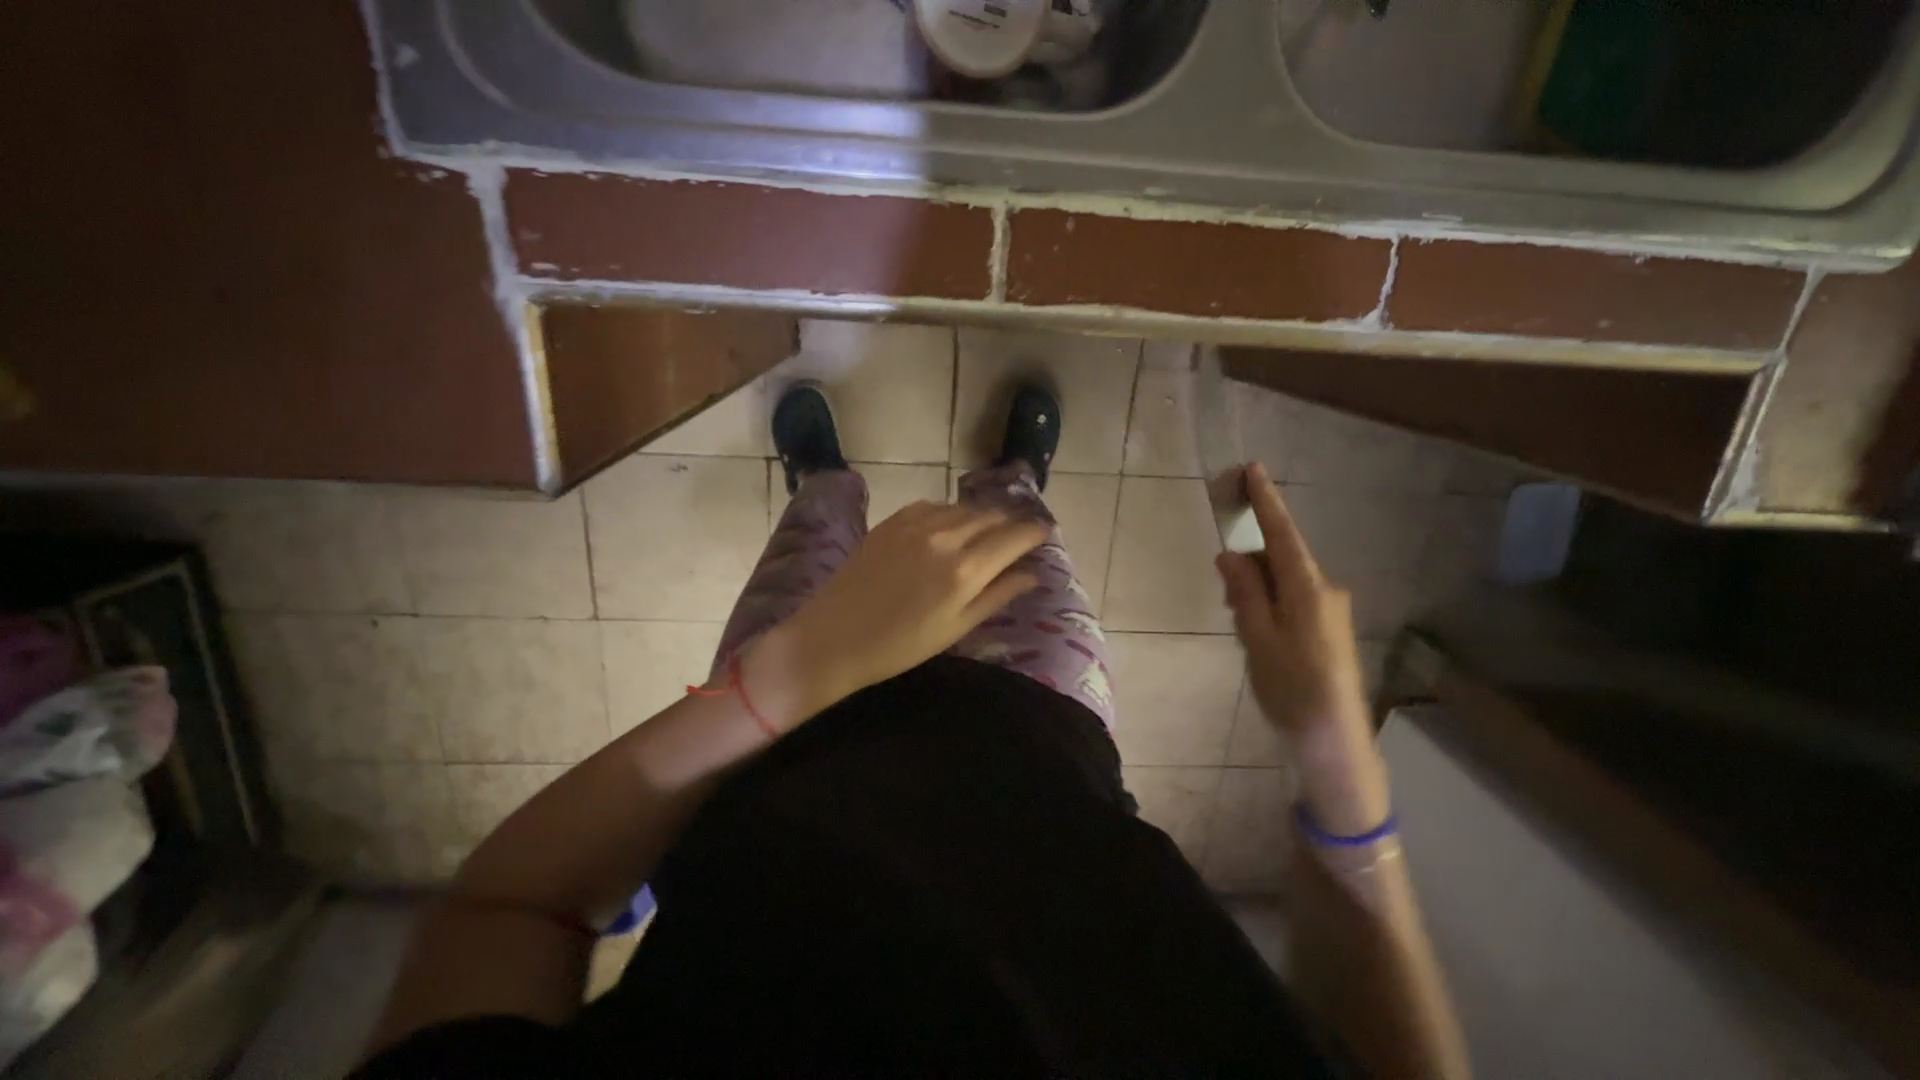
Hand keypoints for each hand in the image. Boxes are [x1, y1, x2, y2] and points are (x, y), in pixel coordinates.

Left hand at [751, 501, 1049, 723]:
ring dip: (981, 517)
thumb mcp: (956, 628)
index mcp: (965, 569)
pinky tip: (949, 528)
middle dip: (1009, 524)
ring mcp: (914, 524)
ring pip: (962, 508)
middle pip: (990, 517)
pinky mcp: (891, 521)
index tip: (1046, 532)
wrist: (833, 638)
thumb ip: (996, 595)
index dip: (1034, 532)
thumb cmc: (900, 646)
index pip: (1013, 537)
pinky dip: (949, 513)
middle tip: (1018, 536)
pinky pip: (932, 506)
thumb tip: (1033, 574)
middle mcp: (944, 537)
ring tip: (986, 533)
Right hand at [1214, 463, 1388, 833]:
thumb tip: (1231, 555)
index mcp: (1308, 589)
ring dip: (1258, 588)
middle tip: (1223, 589)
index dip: (1266, 502)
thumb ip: (1245, 593)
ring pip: (1286, 582)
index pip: (1282, 534)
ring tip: (1238, 620)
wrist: (1335, 738)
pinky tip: (1257, 630)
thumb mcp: (1257, 638)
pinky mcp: (1330, 630)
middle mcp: (1326, 591)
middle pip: (1282, 559)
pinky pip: (1294, 601)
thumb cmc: (1291, 687)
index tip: (1251, 469)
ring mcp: (1331, 611)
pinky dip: (1271, 603)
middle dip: (1250, 561)